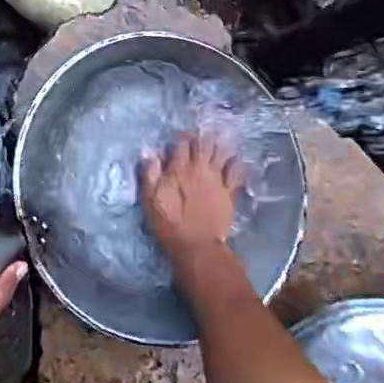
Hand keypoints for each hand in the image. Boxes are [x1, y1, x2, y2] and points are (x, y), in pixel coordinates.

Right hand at [141, 132, 242, 261]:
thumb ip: (149, 173)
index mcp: (179, 169)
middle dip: (201, 136)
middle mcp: (199, 169)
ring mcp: (217, 179)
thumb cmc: (169, 223)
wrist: (197, 246)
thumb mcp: (150, 199)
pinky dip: (236, 162)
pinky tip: (235, 158)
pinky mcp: (229, 191)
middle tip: (198, 136)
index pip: (181, 143)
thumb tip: (147, 151)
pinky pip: (236, 171)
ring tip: (217, 139)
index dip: (180, 137)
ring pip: (221, 152)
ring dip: (219, 144)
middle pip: (203, 143)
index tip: (178, 138)